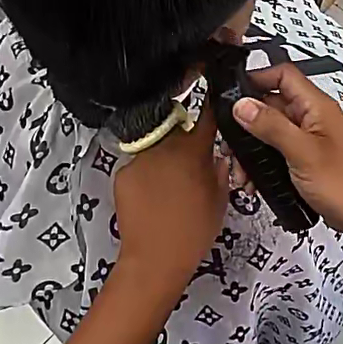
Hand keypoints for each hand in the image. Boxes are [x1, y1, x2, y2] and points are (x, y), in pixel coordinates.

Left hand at [112, 112, 225, 286]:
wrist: (155, 258)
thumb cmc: (194, 231)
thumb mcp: (220, 199)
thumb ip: (219, 171)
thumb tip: (216, 157)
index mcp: (193, 151)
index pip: (205, 114)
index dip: (210, 100)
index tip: (210, 85)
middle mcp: (164, 148)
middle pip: (178, 130)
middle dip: (187, 140)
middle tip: (194, 163)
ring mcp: (140, 159)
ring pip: (158, 148)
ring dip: (166, 158)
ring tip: (173, 186)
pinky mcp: (122, 174)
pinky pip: (140, 164)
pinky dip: (148, 174)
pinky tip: (154, 195)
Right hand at [230, 64, 342, 236]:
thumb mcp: (302, 153)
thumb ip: (272, 126)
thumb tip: (243, 105)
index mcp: (317, 107)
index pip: (283, 75)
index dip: (256, 79)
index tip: (233, 96)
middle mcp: (314, 119)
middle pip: (272, 105)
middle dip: (248, 124)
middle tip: (232, 145)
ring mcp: (311, 139)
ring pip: (272, 132)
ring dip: (254, 149)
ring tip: (243, 171)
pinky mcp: (308, 159)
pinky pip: (279, 152)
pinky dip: (264, 164)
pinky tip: (256, 181)